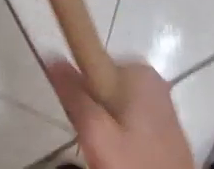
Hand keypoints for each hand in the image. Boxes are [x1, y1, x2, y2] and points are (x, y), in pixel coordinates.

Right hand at [45, 59, 199, 168]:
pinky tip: (120, 152)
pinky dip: (117, 129)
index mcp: (139, 71)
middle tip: (90, 136)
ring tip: (106, 147)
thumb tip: (52, 56)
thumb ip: (73, 95)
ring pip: (111, 99)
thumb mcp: (96, 133)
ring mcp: (159, 101)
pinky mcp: (161, 121)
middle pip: (100, 80)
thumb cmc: (136, 165)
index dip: (78, 84)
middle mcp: (151, 78)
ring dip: (102, 120)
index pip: (90, 58)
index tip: (77, 111)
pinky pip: (126, 114)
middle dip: (90, 105)